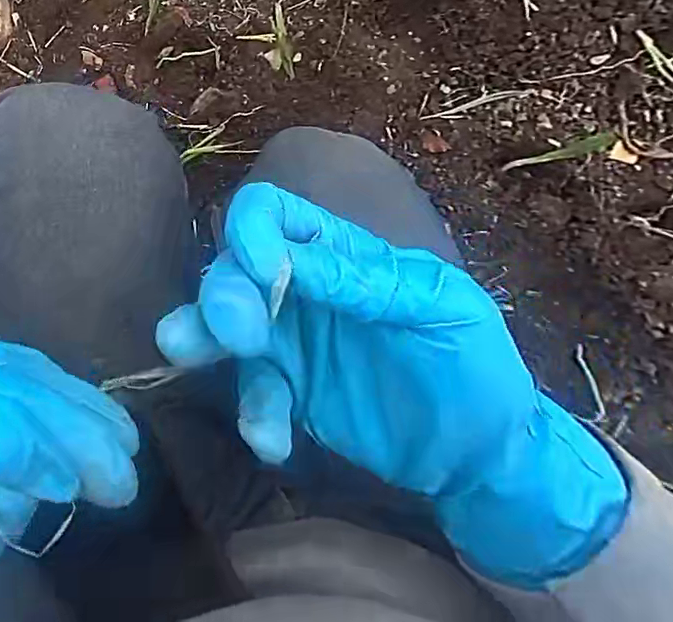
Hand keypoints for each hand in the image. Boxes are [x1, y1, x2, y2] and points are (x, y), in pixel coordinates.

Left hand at [0, 340, 139, 621]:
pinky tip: (88, 416)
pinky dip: (54, 391)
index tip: (74, 484)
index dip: (15, 439)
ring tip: (122, 440)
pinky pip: (9, 373)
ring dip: (68, 400)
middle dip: (60, 420)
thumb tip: (39, 478)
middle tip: (123, 468)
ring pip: (5, 367)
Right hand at [155, 182, 626, 586]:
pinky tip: (272, 441)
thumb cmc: (475, 364)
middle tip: (234, 331)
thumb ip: (365, 280)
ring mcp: (288, 340)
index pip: (272, 213)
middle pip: (236, 268)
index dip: (253, 229)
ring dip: (203, 337)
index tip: (264, 269)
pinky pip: (253, 392)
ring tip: (183, 353)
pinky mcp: (288, 391)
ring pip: (225, 326)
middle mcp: (298, 287)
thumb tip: (284, 260)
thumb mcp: (439, 308)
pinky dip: (255, 412)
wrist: (489, 460)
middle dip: (224, 292)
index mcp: (337, 251)